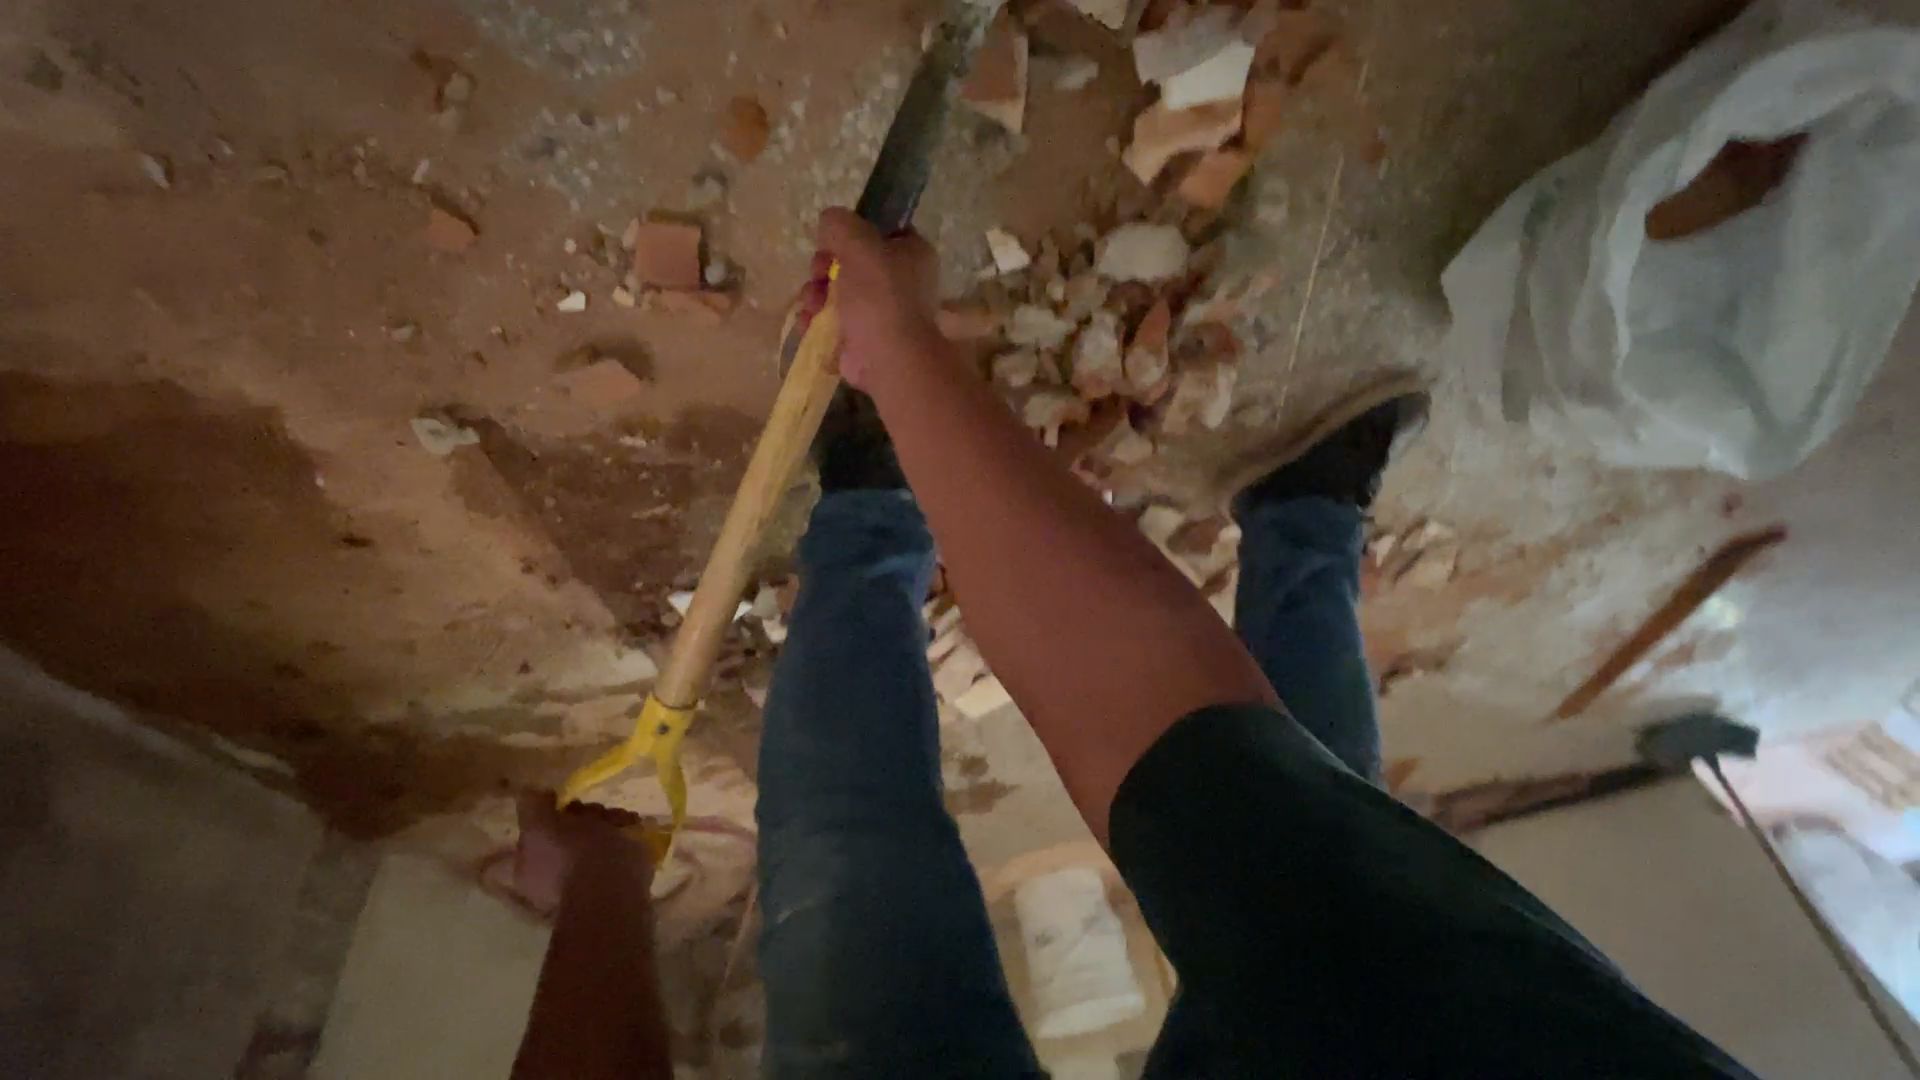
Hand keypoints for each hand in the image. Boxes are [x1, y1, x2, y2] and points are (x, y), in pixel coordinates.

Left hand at [493, 791, 651, 918]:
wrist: (611, 885)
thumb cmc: (571, 854)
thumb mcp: (540, 825)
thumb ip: (532, 807)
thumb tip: (532, 790)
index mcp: (530, 865)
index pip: (541, 830)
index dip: (555, 813)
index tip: (569, 803)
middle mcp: (553, 874)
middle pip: (569, 831)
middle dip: (586, 816)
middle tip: (597, 812)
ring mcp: (584, 877)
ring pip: (595, 836)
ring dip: (609, 820)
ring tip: (621, 817)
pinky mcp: (614, 876)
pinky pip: (617, 845)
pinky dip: (625, 832)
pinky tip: (631, 825)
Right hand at [801, 207, 942, 391]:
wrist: (888, 358)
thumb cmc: (880, 296)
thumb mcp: (858, 243)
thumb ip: (839, 223)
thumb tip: (828, 224)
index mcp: (912, 253)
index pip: (880, 229)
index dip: (852, 230)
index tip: (833, 238)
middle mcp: (901, 281)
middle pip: (851, 260)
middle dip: (825, 266)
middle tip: (818, 273)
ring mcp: (881, 312)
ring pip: (837, 290)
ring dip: (815, 293)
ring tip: (811, 305)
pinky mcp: (862, 337)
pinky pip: (832, 320)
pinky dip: (816, 320)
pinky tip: (807, 323)